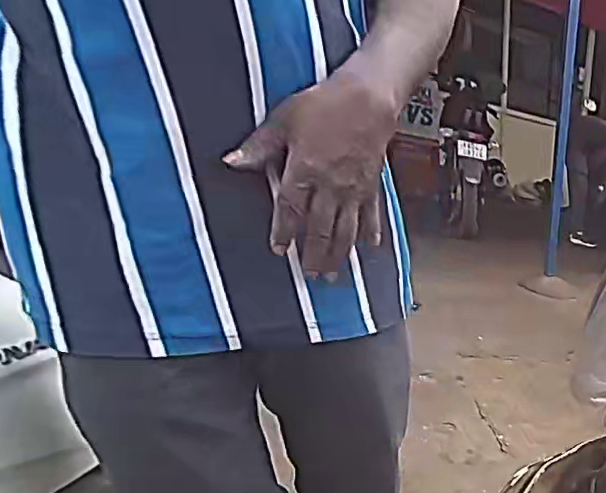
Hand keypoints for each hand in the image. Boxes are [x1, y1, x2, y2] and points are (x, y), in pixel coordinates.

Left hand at [225, 69, 398, 278]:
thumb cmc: (322, 107)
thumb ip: (260, 147)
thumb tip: (233, 162)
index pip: (291, 209)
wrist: (366, 103)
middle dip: (314, 255)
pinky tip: (368, 250)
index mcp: (305, 171)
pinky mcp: (372, 191)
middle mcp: (331, 189)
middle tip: (310, 276)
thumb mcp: (282, 120)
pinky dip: (370, 236)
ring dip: (339, 256)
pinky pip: (371, 219)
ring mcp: (355, 193)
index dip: (283, 232)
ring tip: (333, 275)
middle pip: (321, 230)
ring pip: (346, 233)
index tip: (279, 250)